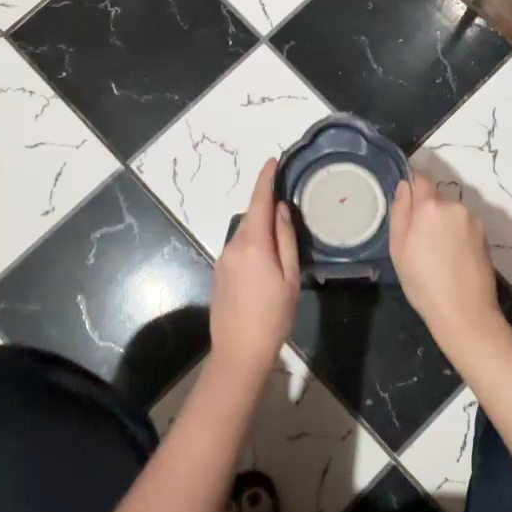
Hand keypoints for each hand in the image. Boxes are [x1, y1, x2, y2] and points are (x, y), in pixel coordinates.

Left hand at [209, 159, 299, 375]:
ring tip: (282, 232)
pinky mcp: (220, 272)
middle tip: (288, 200)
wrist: (239, 352)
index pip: (259, 201)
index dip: (266, 179)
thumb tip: (281, 209)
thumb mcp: (290, 277)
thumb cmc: (273, 316)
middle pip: (252, 216)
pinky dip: (253, 242)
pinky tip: (267, 258)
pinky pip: (239, 247)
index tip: (273, 160)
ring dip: (261, 226)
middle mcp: (234, 246)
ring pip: (245, 232)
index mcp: (253, 244)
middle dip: (267, 204)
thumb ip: (285, 239)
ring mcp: (224, 259)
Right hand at [389, 175, 505, 352]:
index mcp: (431, 207)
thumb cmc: (422, 281)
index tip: (405, 204)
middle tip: (418, 241)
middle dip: (427, 212)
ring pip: (451, 214)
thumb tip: (404, 185)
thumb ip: (400, 210)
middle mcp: (456, 206)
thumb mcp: (398, 247)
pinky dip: (457, 237)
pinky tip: (453, 260)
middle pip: (436, 199)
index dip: (412, 186)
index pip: (420, 178)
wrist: (464, 312)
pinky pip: (464, 227)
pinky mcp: (485, 237)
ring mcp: (474, 222)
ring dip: (443, 225)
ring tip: (437, 255)